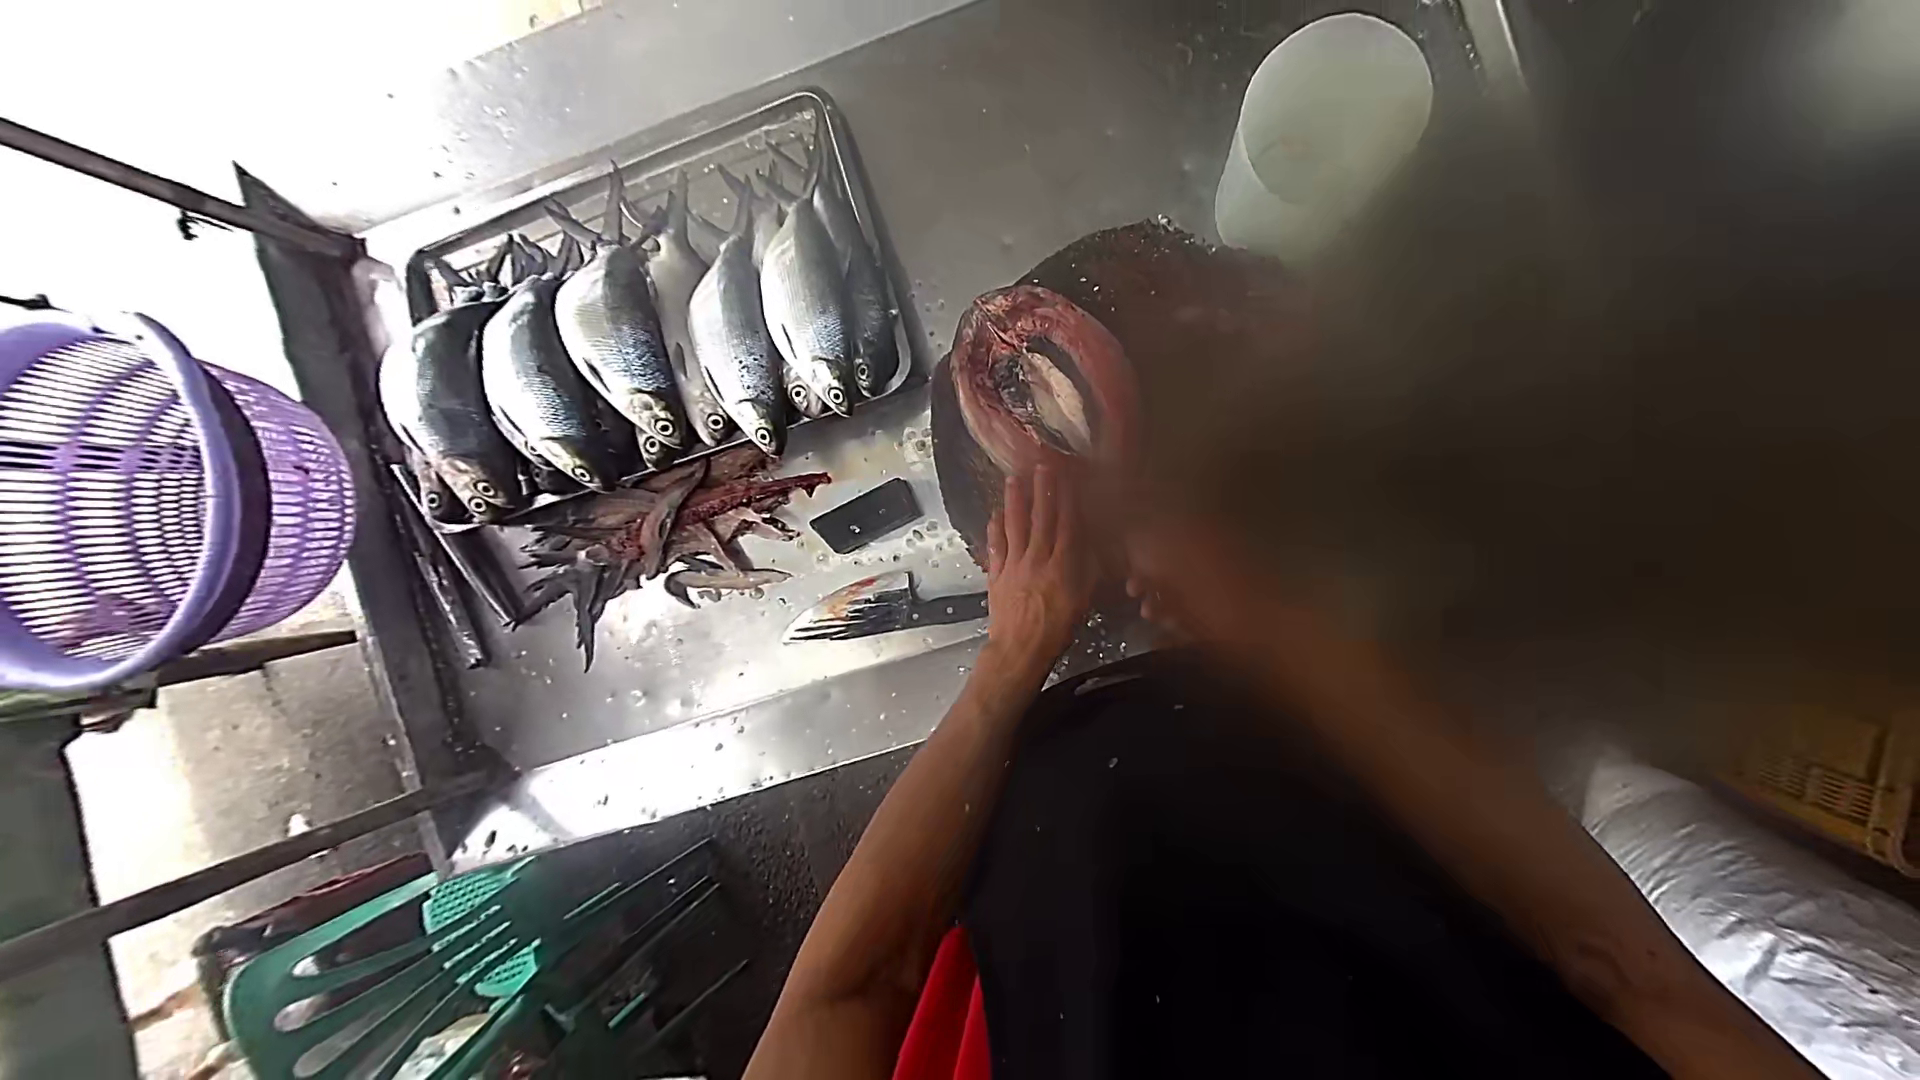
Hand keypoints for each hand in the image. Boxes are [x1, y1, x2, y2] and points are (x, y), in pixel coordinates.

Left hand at [985, 465, 1096, 671]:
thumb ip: (1086, 571)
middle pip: (1041, 518)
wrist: (1020, 649)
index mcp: (1062, 566)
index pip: (1067, 525)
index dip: (1068, 500)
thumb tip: (1088, 546)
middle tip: (1042, 467)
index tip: (1068, 479)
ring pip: (1015, 525)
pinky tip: (995, 513)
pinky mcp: (997, 574)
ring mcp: (1014, 565)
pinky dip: (995, 527)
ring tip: (1014, 479)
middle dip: (1043, 490)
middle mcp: (1037, 560)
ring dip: (1015, 500)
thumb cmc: (1055, 630)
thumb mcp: (1082, 601)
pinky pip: (996, 545)